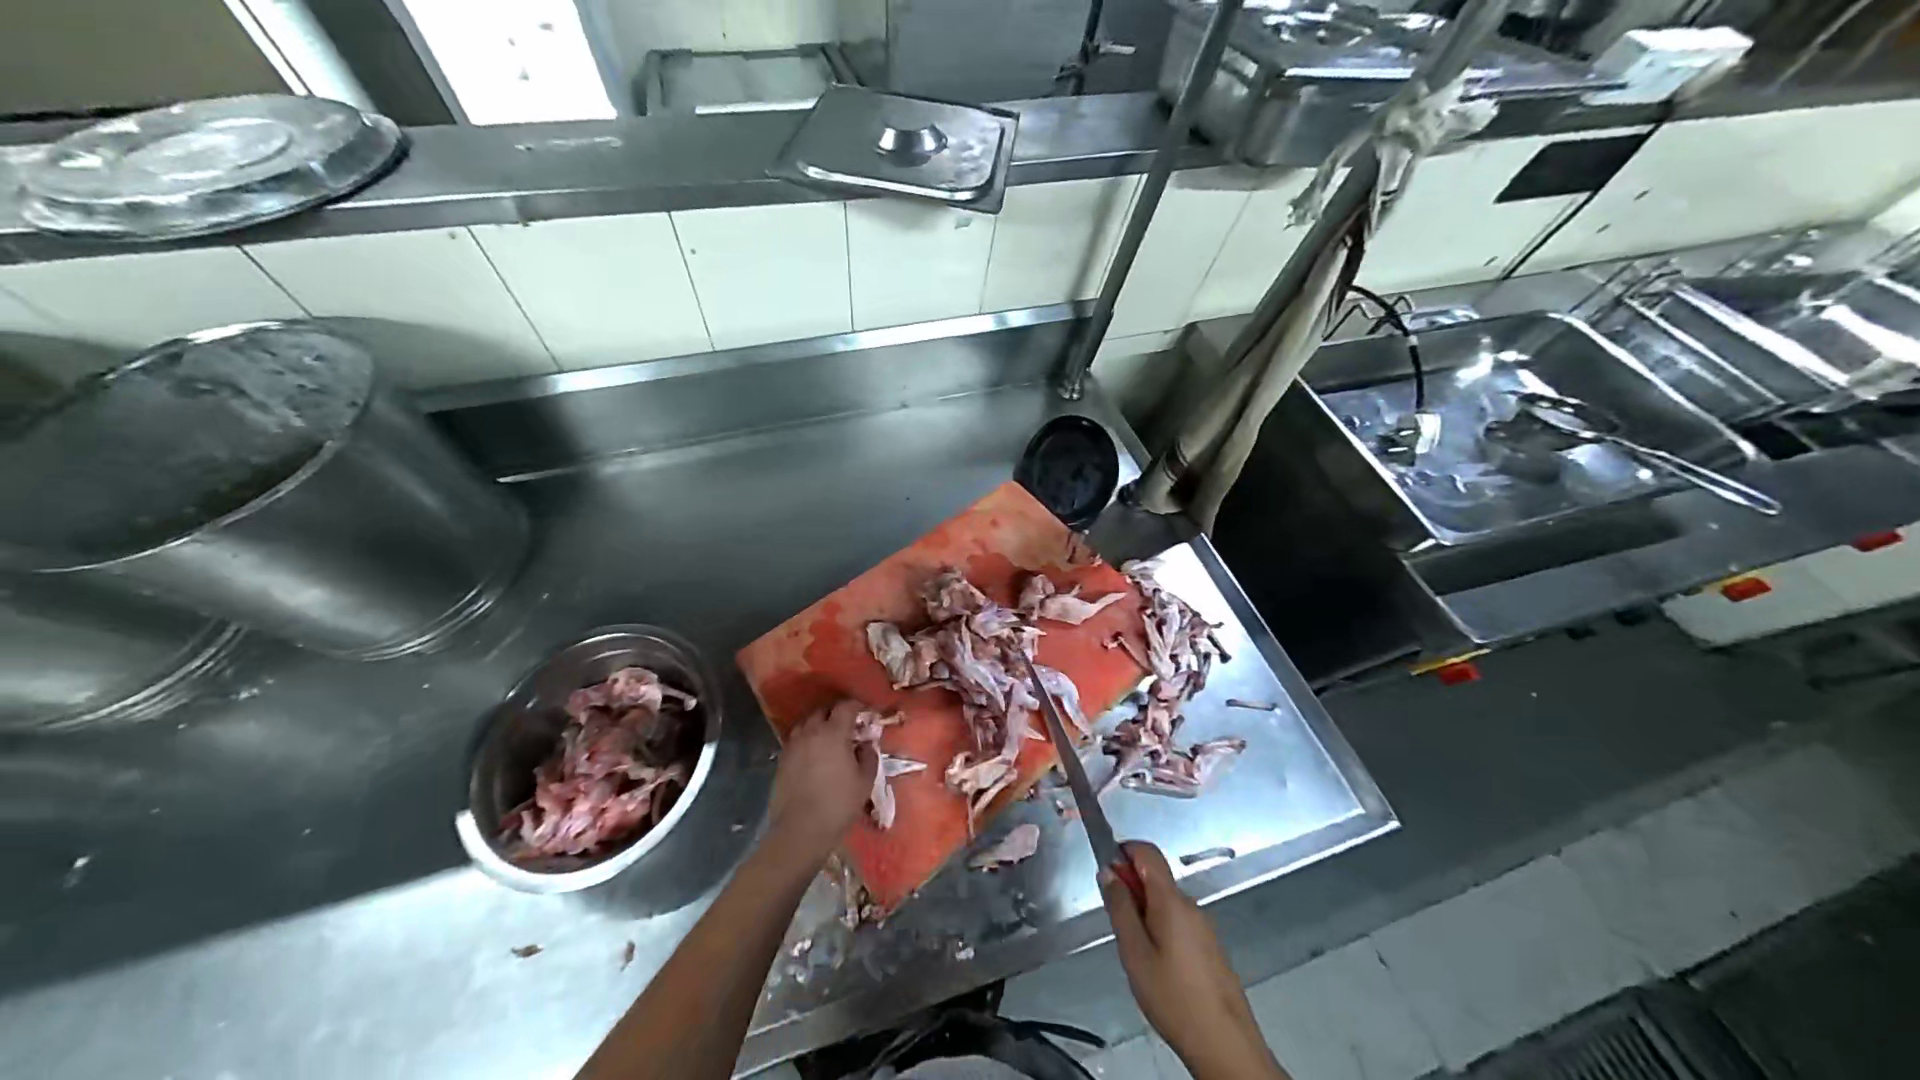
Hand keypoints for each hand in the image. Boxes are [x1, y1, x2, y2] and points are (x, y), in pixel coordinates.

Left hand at [765, 700, 876, 868]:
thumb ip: (869, 756)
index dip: (857, 706)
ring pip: (806, 723)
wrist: (801, 829)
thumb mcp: (865, 781)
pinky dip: (807, 739)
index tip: (866, 712)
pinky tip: (813, 754)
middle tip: (848, 724)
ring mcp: (793, 745)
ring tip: (829, 737)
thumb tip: (866, 744)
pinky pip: (796, 739)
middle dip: (836, 713)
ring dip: (819, 724)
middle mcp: (811, 732)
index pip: (846, 707)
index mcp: (833, 733)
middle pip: (823, 710)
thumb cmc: (838, 803)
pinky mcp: (782, 759)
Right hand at [1101, 842, 1289, 1079]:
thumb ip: (1120, 908)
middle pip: (1156, 878)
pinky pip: (1178, 923)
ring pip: (1166, 904)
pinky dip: (1161, 930)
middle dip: (1131, 890)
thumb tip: (1108, 872)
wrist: (1225, 1045)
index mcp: (1171, 900)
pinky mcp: (1211, 948)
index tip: (1107, 874)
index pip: (1148, 852)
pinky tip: (1158, 968)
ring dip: (1144, 913)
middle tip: (1118, 928)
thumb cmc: (1173, 997)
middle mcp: (1191, 906)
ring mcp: (1204, 927)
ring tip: (1136, 955)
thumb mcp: (1134, 952)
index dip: (1123, 851)